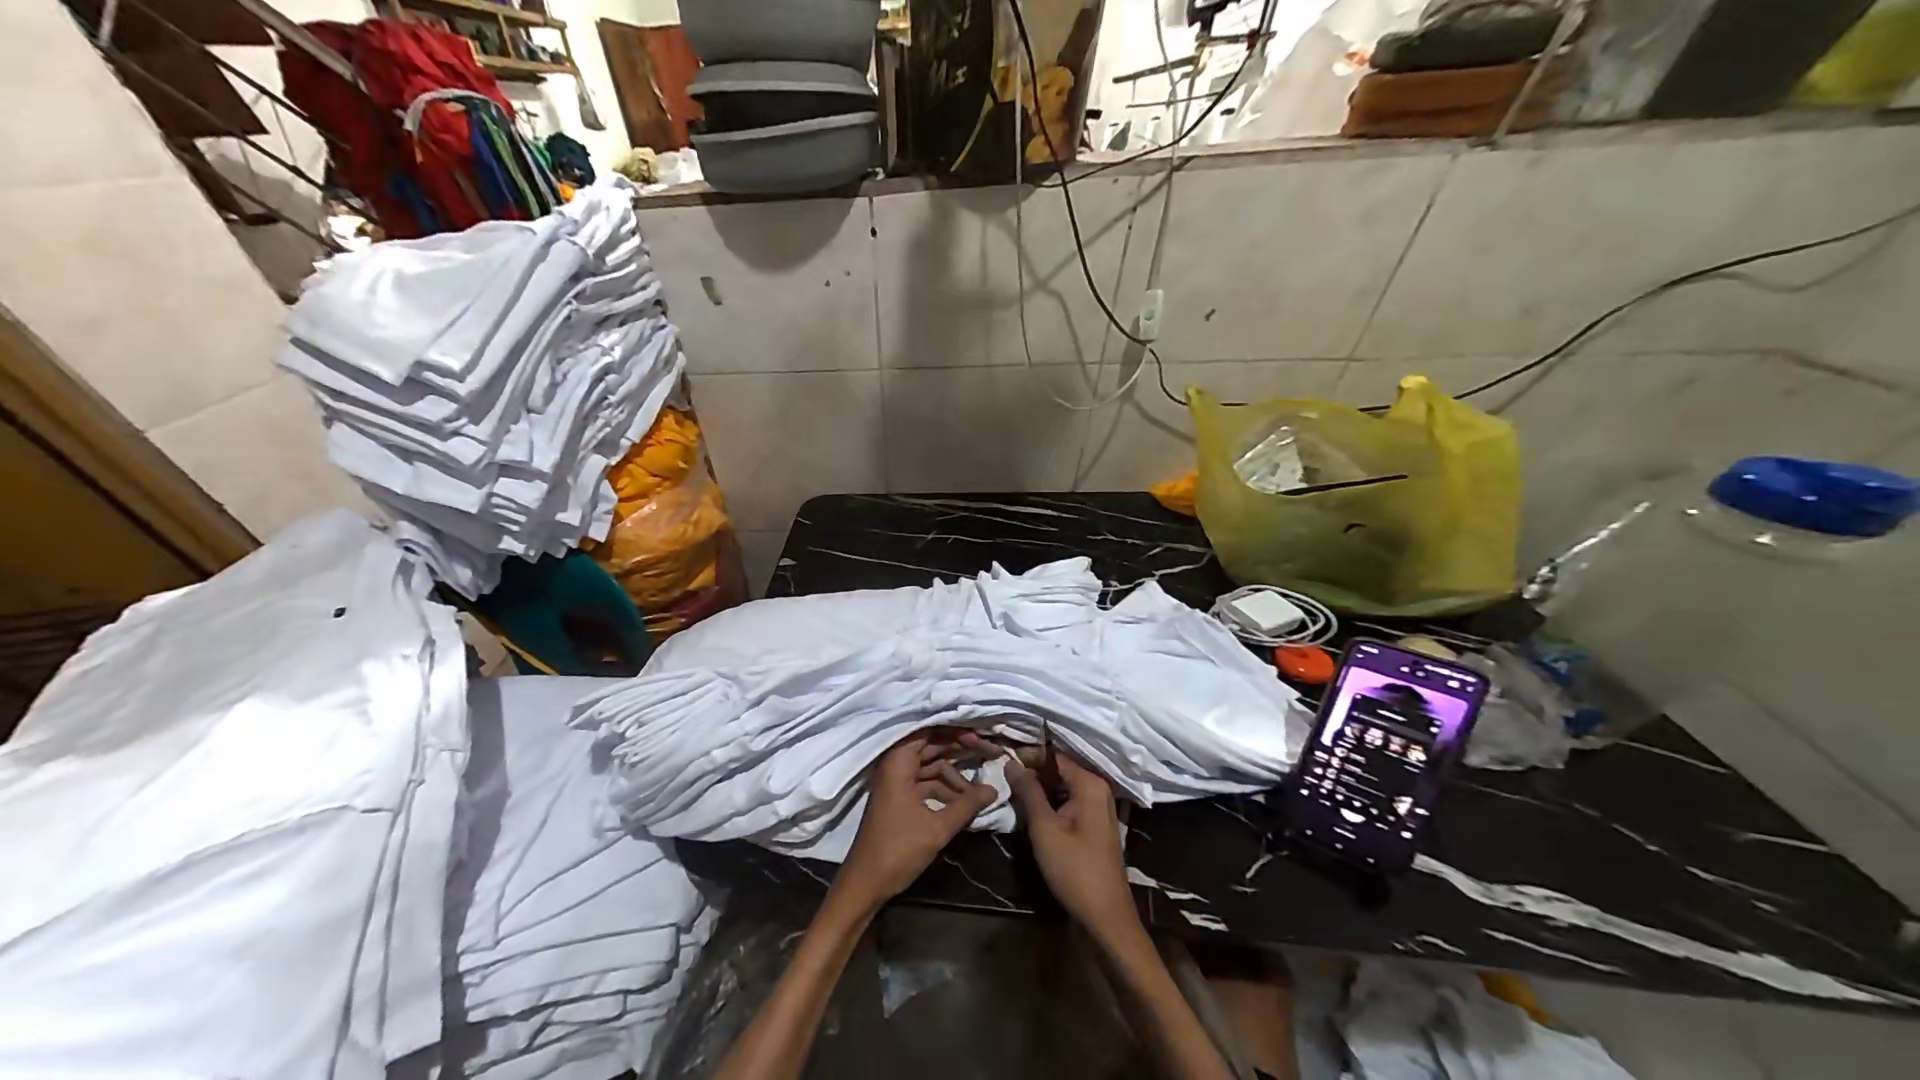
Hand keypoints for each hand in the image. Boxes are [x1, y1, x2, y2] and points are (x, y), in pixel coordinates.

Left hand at [834, 731, 997, 911]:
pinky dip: (945, 791)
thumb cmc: (898, 850)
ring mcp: (897, 782)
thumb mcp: (938, 827)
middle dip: (960, 750)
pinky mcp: (900, 798)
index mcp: (898, 762)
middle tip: (991, 754)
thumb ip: (967, 805)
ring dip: (955, 777)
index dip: (955, 730)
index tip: (981, 737)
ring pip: (931, 767)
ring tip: (980, 792)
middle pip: (932, 746)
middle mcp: (896, 765)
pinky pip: (927, 784)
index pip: (929, 730)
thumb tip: (994, 789)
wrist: (867, 883)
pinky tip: (965, 804)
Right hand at [1008, 751, 1137, 940]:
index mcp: (1090, 784)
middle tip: (1004, 774)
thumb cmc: (1074, 868)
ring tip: (1012, 788)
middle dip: (1033, 770)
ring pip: (1064, 786)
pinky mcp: (1095, 824)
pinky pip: (1070, 800)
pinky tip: (1032, 807)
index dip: (1028, 755)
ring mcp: (1099, 807)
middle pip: (1060, 769)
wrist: (1105, 915)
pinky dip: (1051, 800)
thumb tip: (1012, 761)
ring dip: (1040, 787)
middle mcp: (1099, 789)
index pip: (1055, 756)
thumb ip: (1028, 791)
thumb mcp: (1044, 828)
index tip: (1003, 759)